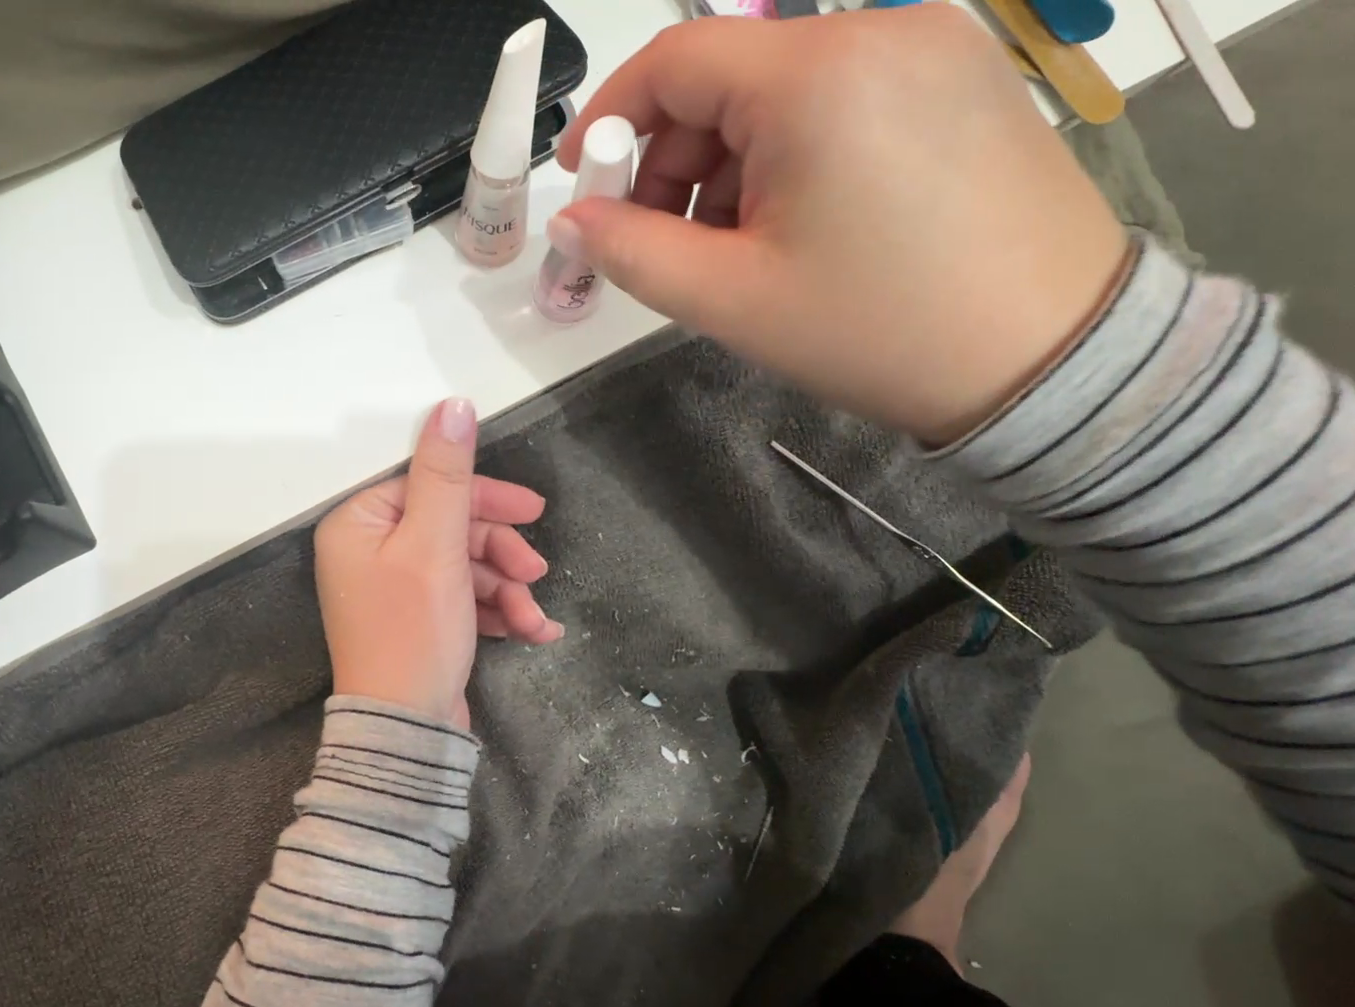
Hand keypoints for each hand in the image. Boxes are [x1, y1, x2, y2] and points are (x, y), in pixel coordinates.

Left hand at [314, 398, 561, 726]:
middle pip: (450, 525)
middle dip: (500, 550)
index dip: (485, 497)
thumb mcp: (434, 547)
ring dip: (506, 587)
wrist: (406, 730)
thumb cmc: (413, 632)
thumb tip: (453, 405)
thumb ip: (446, 475)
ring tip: (532, 616)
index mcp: (358, 525)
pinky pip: (462, 597)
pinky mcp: (418, 618)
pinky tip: (529, 631)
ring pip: (464, 564)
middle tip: (537, 568)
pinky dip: (496, 610)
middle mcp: (369, 550)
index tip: (532, 509)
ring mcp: (393, 588)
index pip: (428, 485)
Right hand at [550, 8, 1129, 444]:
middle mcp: (879, 31)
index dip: (609, 116)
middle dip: (673, 160)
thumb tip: (572, 220)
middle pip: (727, 78)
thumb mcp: (728, 298)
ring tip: (735, 251)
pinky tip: (795, 226)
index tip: (582, 179)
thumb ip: (628, 251)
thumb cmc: (875, 329)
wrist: (1049, 360)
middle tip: (662, 244)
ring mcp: (932, 49)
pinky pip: (838, 101)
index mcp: (816, 75)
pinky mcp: (961, 80)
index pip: (673, 60)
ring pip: (779, 93)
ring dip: (728, 166)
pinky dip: (788, 156)